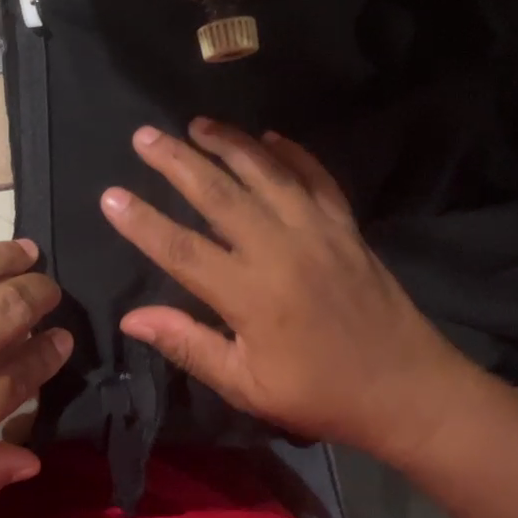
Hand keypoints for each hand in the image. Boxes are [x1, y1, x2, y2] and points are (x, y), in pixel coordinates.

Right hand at [99, 119, 478, 462]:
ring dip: (229, 143)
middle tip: (145, 136)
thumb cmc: (319, 394)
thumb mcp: (246, 386)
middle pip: (218, 193)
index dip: (141, 221)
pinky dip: (292, 153)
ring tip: (196, 123)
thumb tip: (131, 318)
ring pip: (265, 172)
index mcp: (249, 294)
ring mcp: (317, 231)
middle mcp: (279, 249)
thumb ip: (188, 345)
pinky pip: (316, 177)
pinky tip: (270, 136)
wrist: (407, 390)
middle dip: (176, 161)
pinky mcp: (345, 226)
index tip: (110, 196)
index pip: (180, 247)